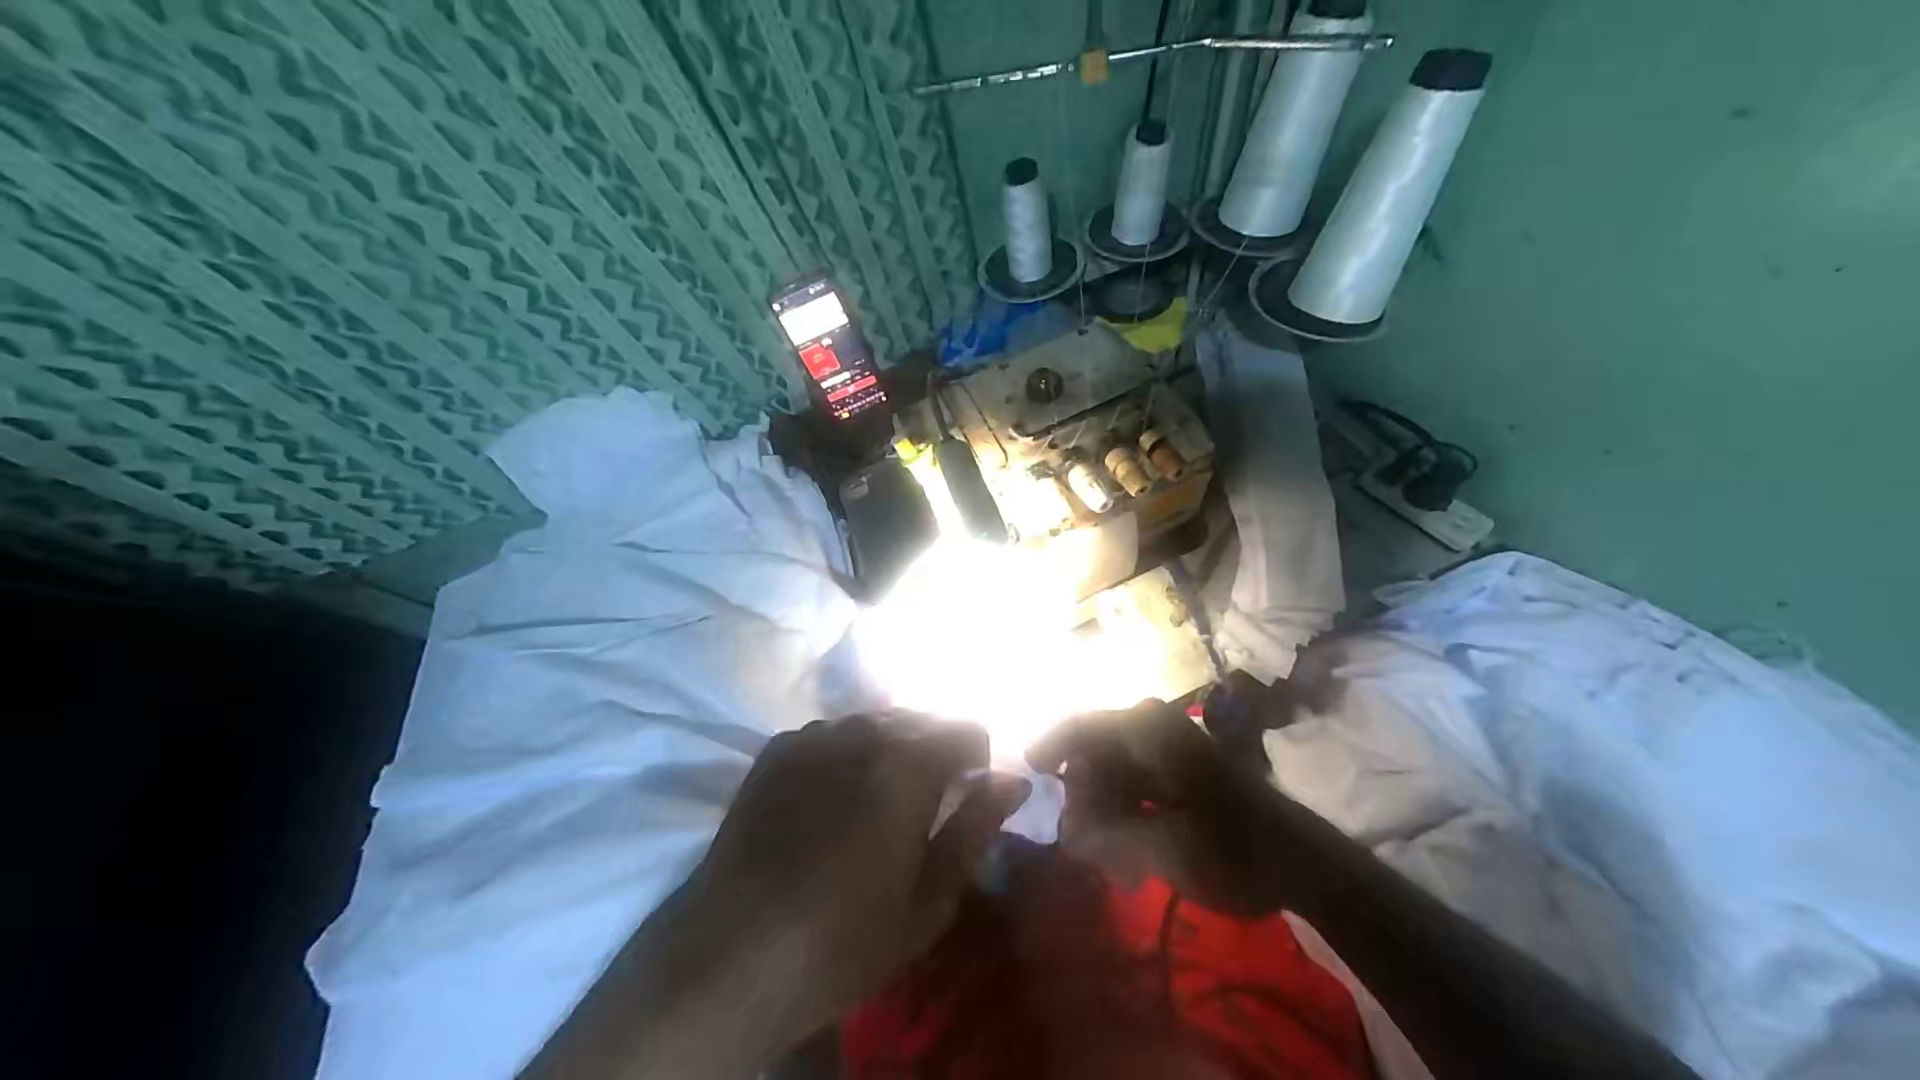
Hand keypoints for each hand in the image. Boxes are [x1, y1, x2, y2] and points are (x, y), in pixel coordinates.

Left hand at [524, 713, 1031, 1079]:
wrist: (732, 955)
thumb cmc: (845, 940)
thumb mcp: (929, 900)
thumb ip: (975, 828)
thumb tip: (1013, 780)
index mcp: (909, 765)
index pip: (966, 729)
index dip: (978, 760)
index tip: (970, 795)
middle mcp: (862, 733)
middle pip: (919, 720)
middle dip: (934, 751)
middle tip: (927, 805)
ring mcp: (813, 736)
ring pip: (873, 724)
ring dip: (889, 750)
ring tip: (877, 801)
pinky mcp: (776, 751)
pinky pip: (830, 735)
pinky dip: (845, 754)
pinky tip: (832, 799)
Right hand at [1027, 699, 1275, 915]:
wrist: (1304, 864)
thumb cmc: (1235, 851)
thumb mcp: (1164, 849)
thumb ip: (1105, 834)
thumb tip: (1065, 829)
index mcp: (1150, 734)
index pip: (1082, 728)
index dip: (1050, 750)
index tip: (1030, 775)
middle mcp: (1155, 728)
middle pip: (1094, 756)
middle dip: (1084, 803)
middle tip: (1084, 850)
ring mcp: (1168, 748)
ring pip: (1111, 773)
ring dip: (1104, 815)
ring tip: (1113, 865)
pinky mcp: (1178, 769)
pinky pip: (1132, 784)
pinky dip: (1124, 815)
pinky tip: (1129, 857)